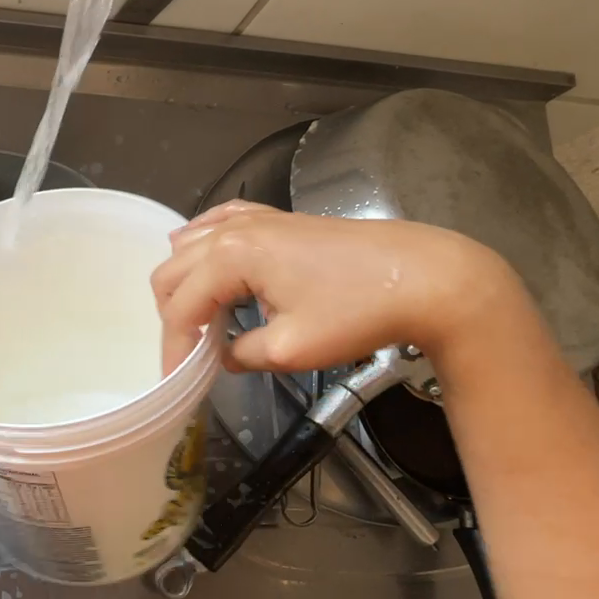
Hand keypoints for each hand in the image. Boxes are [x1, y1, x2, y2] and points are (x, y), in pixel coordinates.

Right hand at [150, 200, 525, 373]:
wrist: (427, 277)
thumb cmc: (358, 312)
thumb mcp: (290, 350)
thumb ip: (241, 354)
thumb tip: (223, 354)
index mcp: (231, 258)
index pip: (180, 309)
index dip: (174, 349)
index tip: (176, 381)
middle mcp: (233, 230)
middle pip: (171, 273)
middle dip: (174, 316)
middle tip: (192, 353)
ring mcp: (255, 218)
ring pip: (188, 246)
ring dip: (185, 283)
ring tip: (204, 319)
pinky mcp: (276, 217)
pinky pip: (218, 222)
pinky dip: (202, 245)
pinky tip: (205, 259)